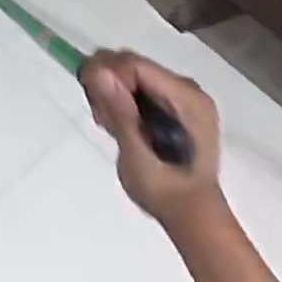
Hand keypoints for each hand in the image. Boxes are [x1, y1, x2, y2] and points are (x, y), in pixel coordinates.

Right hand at [81, 50, 224, 223]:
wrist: (191, 216)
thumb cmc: (166, 193)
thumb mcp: (138, 158)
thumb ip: (120, 114)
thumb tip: (98, 72)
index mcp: (187, 100)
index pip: (135, 65)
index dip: (106, 72)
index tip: (89, 95)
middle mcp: (187, 89)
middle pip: (132, 64)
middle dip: (107, 82)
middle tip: (100, 116)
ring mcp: (180, 93)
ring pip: (130, 71)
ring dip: (110, 91)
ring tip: (109, 123)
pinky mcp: (171, 100)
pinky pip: (135, 82)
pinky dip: (119, 96)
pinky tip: (118, 120)